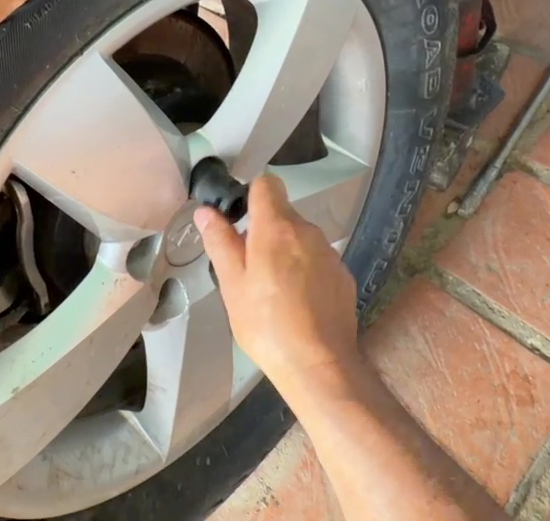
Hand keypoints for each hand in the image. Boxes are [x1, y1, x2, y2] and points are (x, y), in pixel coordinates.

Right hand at [197, 176, 360, 388]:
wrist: (319, 366)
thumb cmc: (266, 323)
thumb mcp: (232, 284)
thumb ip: (220, 241)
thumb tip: (206, 210)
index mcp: (276, 226)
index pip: (266, 184)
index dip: (250, 194)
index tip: (239, 218)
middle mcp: (307, 231)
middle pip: (282, 213)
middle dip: (264, 230)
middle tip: (248, 268)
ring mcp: (329, 253)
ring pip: (300, 239)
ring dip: (285, 252)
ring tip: (272, 291)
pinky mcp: (343, 275)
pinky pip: (317, 261)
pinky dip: (306, 272)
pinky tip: (298, 304)